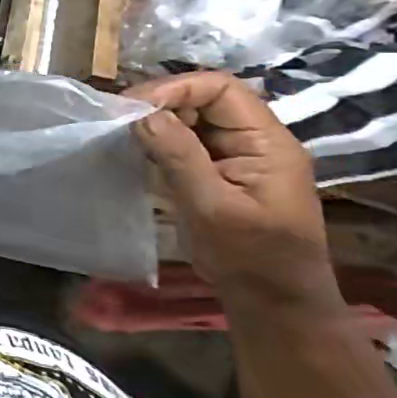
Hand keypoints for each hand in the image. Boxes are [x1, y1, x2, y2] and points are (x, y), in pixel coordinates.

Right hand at [123, 72, 338, 310]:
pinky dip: (160, 143)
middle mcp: (255, 141)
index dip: (176, 89)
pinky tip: (138, 154)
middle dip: (161, 104)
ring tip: (124, 136)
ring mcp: (237, 157)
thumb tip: (142, 114)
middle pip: (204, 99)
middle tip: (120, 121)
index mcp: (267, 142)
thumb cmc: (252, 259)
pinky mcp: (219, 173)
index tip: (135, 107)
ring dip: (158, 123)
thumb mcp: (212, 208)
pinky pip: (187, 143)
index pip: (221, 89)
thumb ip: (180, 157)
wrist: (275, 307)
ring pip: (192, 120)